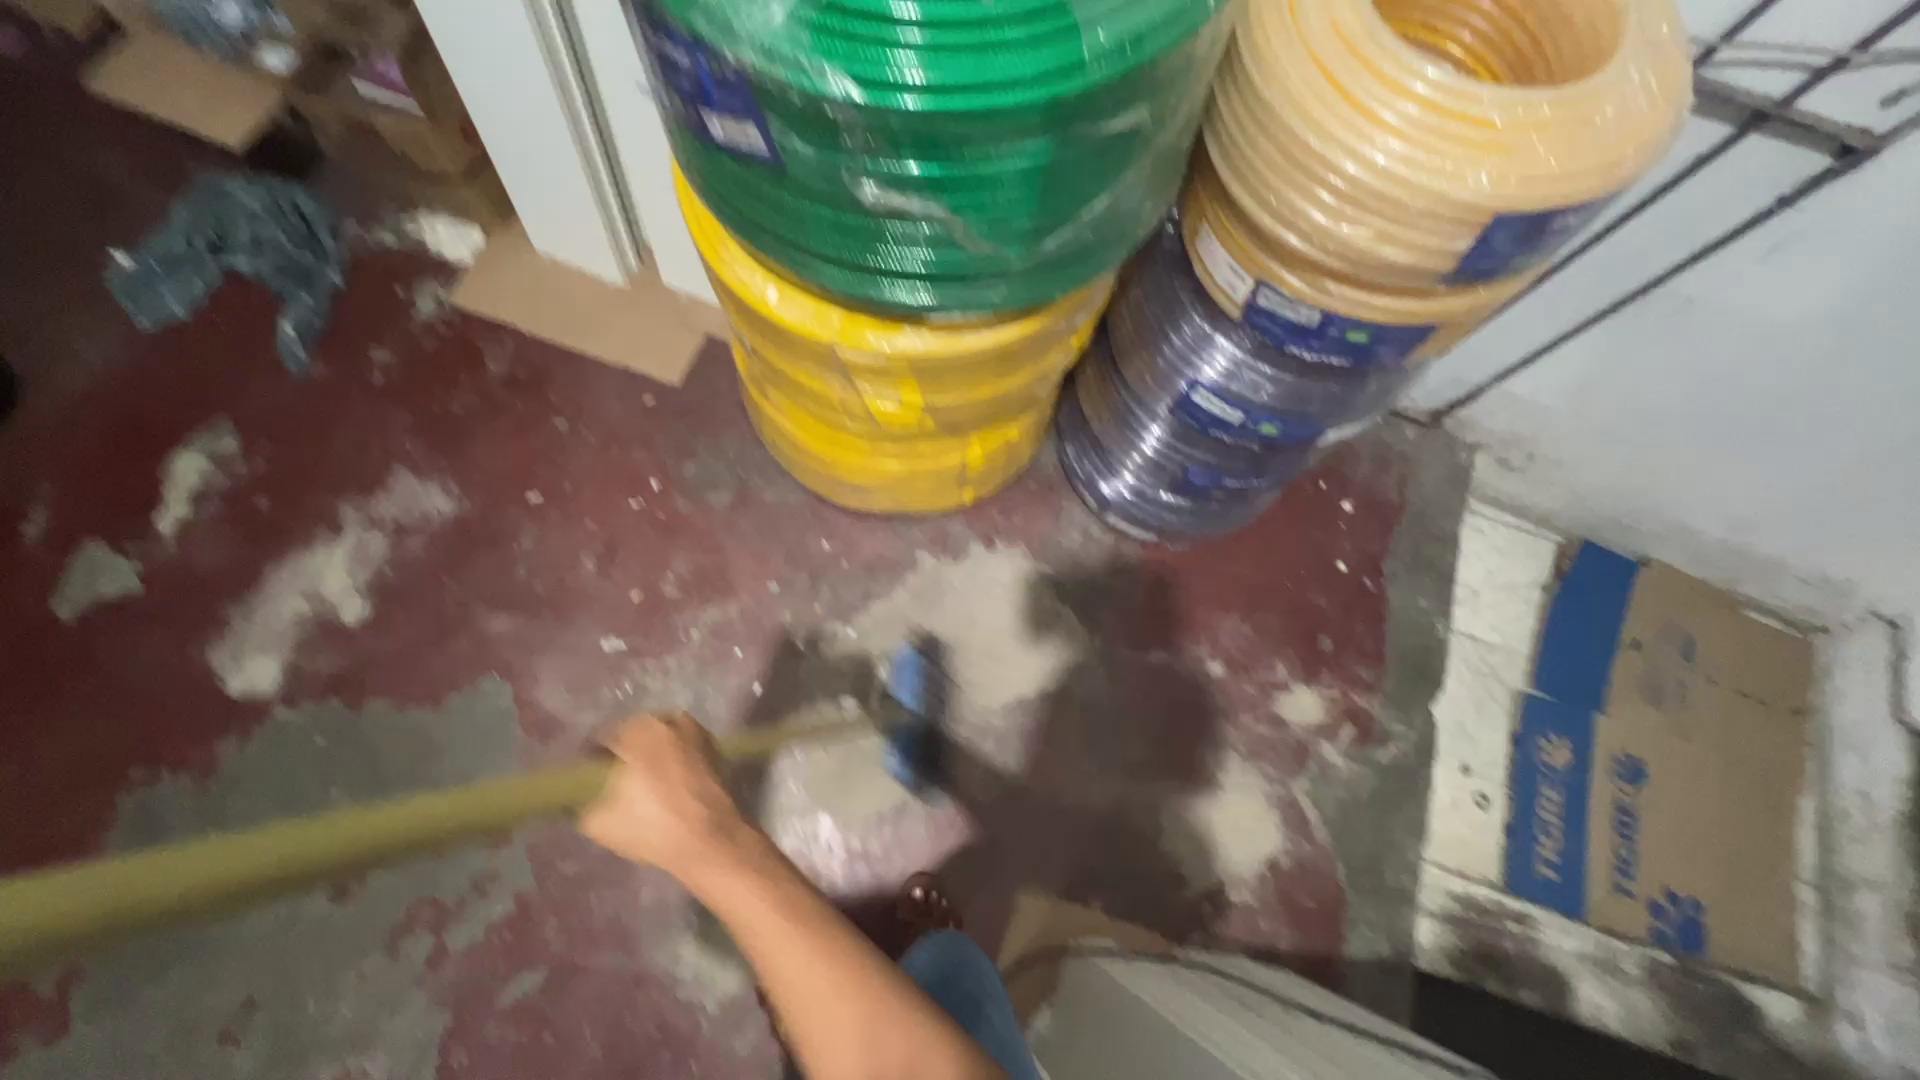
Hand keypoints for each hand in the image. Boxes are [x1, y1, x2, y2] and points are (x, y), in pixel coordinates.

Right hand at [579, 712, 753, 883]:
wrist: (710, 840)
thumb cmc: (652, 826)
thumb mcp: (598, 822)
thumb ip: (580, 803)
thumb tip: (576, 798)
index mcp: (639, 729)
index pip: (603, 737)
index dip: (591, 759)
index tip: (586, 779)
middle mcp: (669, 720)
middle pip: (635, 733)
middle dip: (623, 752)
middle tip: (614, 779)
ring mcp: (697, 730)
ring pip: (662, 738)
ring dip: (651, 754)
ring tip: (642, 782)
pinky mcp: (715, 747)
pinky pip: (684, 747)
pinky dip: (673, 759)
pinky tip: (668, 783)